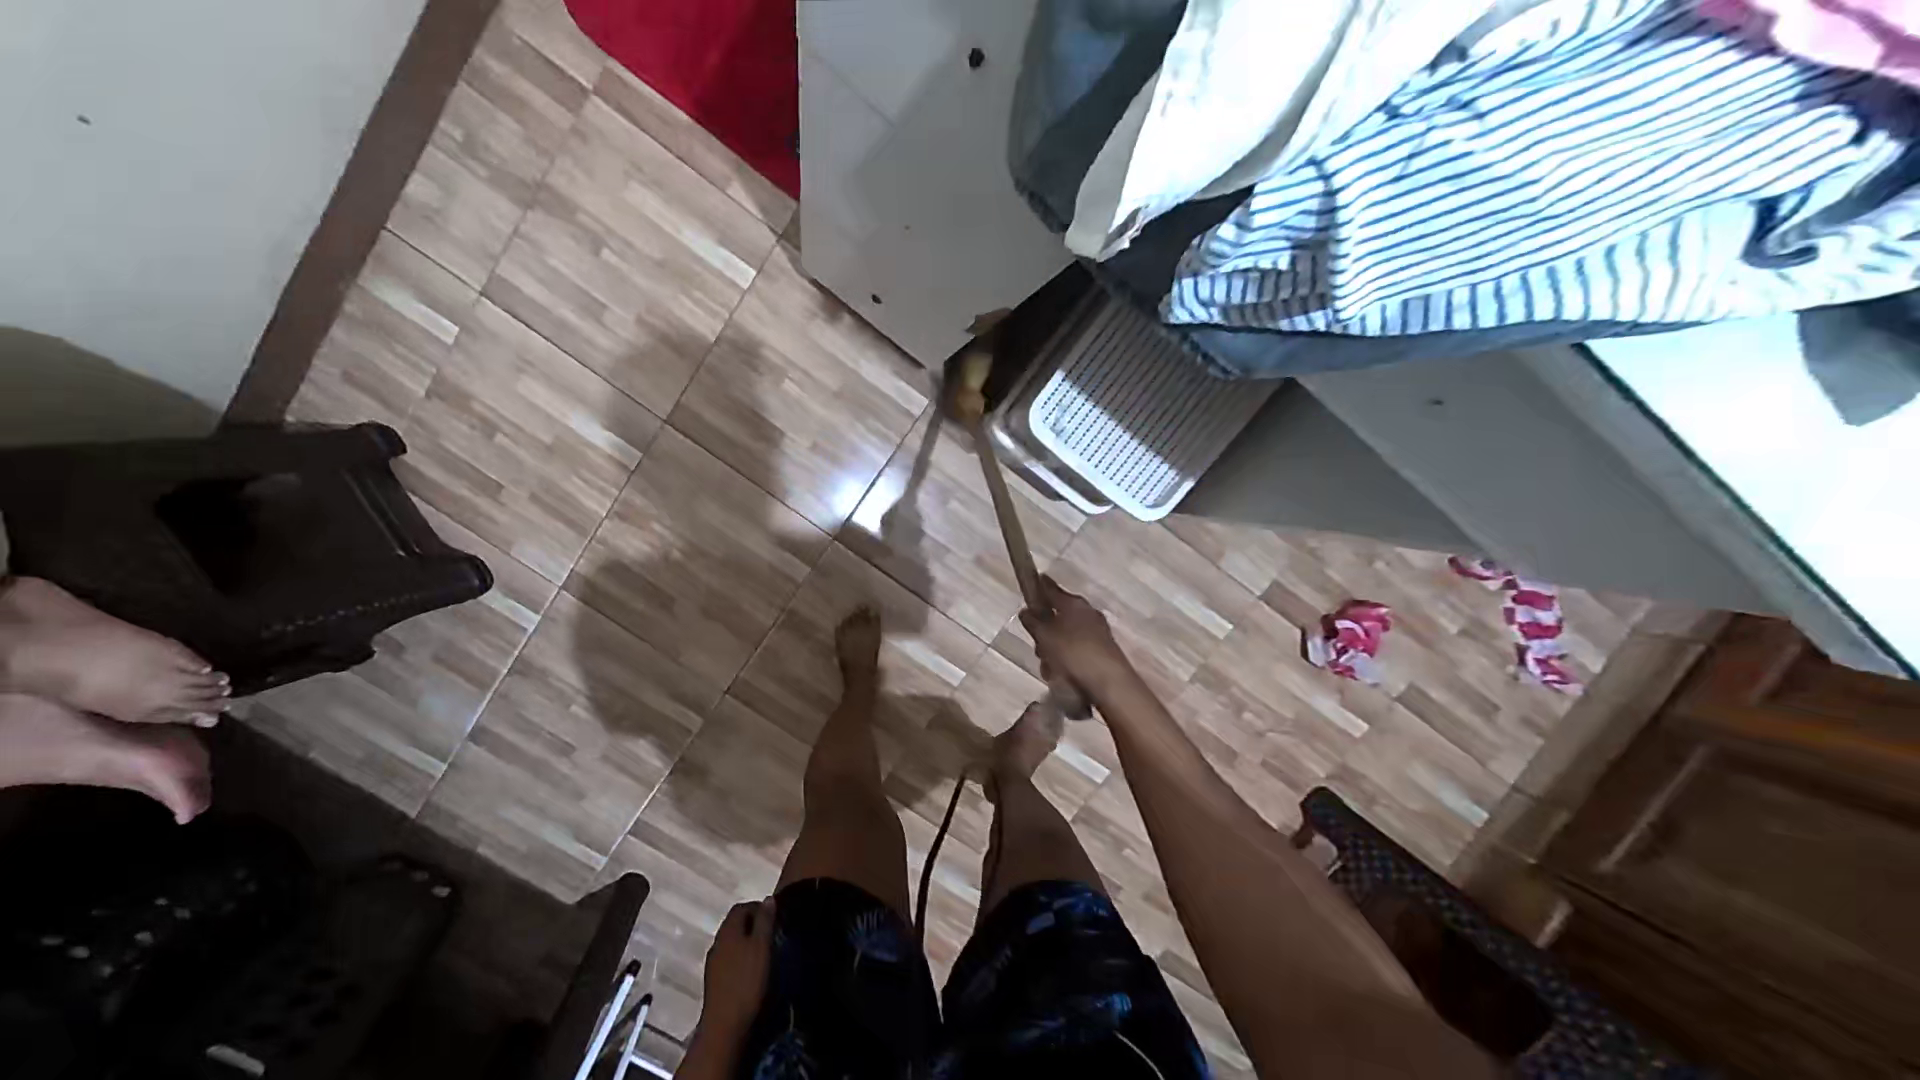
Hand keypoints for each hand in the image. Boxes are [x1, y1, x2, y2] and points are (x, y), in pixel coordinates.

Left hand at [697, 897, 775, 1039]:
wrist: (725, 1025)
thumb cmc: (747, 981)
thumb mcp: (762, 947)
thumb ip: (764, 921)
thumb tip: (768, 898)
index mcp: (728, 931)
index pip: (740, 907)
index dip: (758, 906)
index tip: (774, 916)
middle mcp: (717, 942)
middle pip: (734, 923)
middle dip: (753, 922)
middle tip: (772, 932)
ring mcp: (713, 962)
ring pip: (731, 941)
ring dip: (746, 940)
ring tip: (765, 950)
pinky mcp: (714, 980)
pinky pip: (728, 957)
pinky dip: (741, 955)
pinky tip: (751, 968)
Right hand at [1020, 576, 1133, 692]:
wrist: (1110, 683)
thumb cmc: (1074, 653)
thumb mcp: (1045, 636)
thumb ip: (1033, 622)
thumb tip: (1026, 610)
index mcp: (1074, 604)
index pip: (1053, 589)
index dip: (1041, 586)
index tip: (1034, 580)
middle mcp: (1088, 614)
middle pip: (1057, 618)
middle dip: (1044, 633)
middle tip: (1037, 645)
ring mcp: (1097, 634)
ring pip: (1064, 638)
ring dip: (1053, 652)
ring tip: (1049, 669)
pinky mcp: (1102, 653)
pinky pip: (1075, 653)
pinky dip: (1066, 662)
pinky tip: (1061, 677)